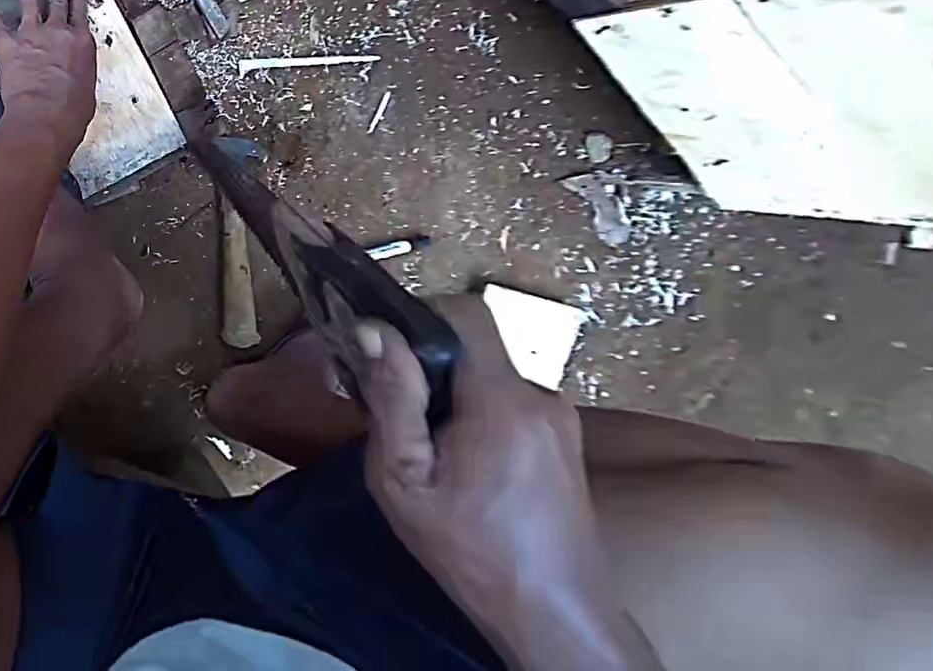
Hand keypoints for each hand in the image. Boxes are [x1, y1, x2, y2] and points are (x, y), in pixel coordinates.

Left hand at [0, 0, 97, 169]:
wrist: (46, 115)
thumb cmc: (69, 111)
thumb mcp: (87, 90)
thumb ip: (80, 76)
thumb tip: (76, 82)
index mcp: (81, 43)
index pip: (82, 12)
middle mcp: (58, 32)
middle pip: (59, 0)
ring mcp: (31, 36)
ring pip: (31, 4)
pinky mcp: (8, 46)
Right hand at [349, 296, 660, 669]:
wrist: (555, 622)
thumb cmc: (469, 550)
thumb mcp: (403, 477)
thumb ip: (391, 397)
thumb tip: (372, 330)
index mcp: (504, 400)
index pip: (465, 312)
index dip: (417, 314)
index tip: (382, 348)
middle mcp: (540, 395)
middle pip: (470, 340)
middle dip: (421, 356)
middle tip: (383, 397)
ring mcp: (557, 416)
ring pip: (484, 367)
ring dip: (443, 383)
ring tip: (413, 431)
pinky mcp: (560, 435)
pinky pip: (503, 393)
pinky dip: (468, 403)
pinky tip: (449, 449)